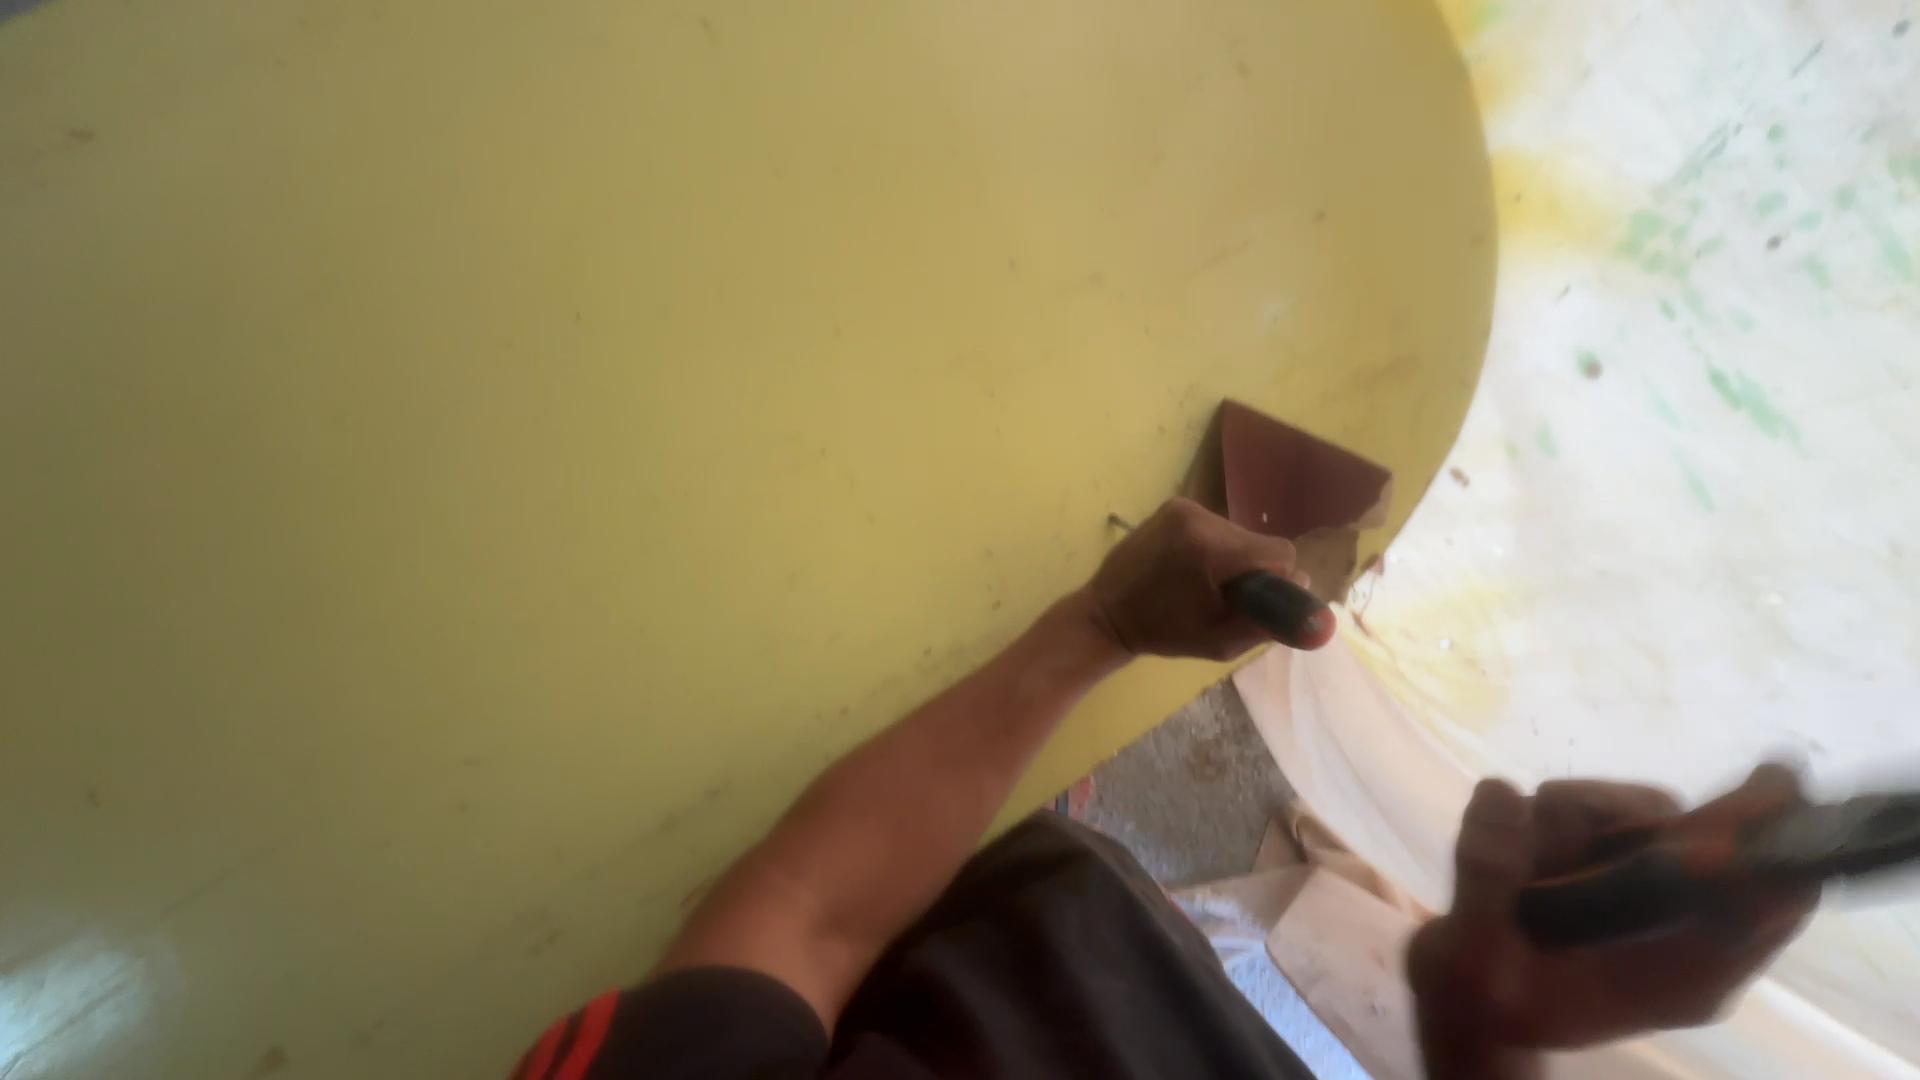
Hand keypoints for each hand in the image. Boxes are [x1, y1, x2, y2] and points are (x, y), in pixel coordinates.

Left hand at [1084, 497, 1327, 660]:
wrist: (1105, 612)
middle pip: (1257, 543)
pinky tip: (1186, 569)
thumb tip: (1306, 589)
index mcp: (1210, 548)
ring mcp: (1182, 506)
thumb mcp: (1221, 641)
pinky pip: (1214, 527)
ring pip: (1236, 534)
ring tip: (1198, 585)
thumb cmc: (1163, 633)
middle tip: (1221, 598)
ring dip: (1230, 559)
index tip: (1253, 601)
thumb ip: (1269, 619)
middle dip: (1250, 571)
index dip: (1275, 581)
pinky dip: (1211, 548)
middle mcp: (1198, 517)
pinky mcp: (1171, 505)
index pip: (1279, 553)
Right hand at [1407, 767, 1816, 1064]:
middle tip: (1553, 813)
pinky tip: (1516, 842)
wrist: (1463, 1009)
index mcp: (1679, 972)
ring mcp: (1634, 901)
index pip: (1762, 901)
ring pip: (1644, 821)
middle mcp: (1675, 934)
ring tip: (1516, 843)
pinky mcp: (1596, 878)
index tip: (1767, 781)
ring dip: (1580, 810)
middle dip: (1631, 815)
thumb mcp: (1474, 951)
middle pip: (1704, 844)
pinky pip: (1599, 821)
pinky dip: (1558, 814)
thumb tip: (1504, 790)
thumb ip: (1489, 877)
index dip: (1771, 842)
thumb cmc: (1478, 997)